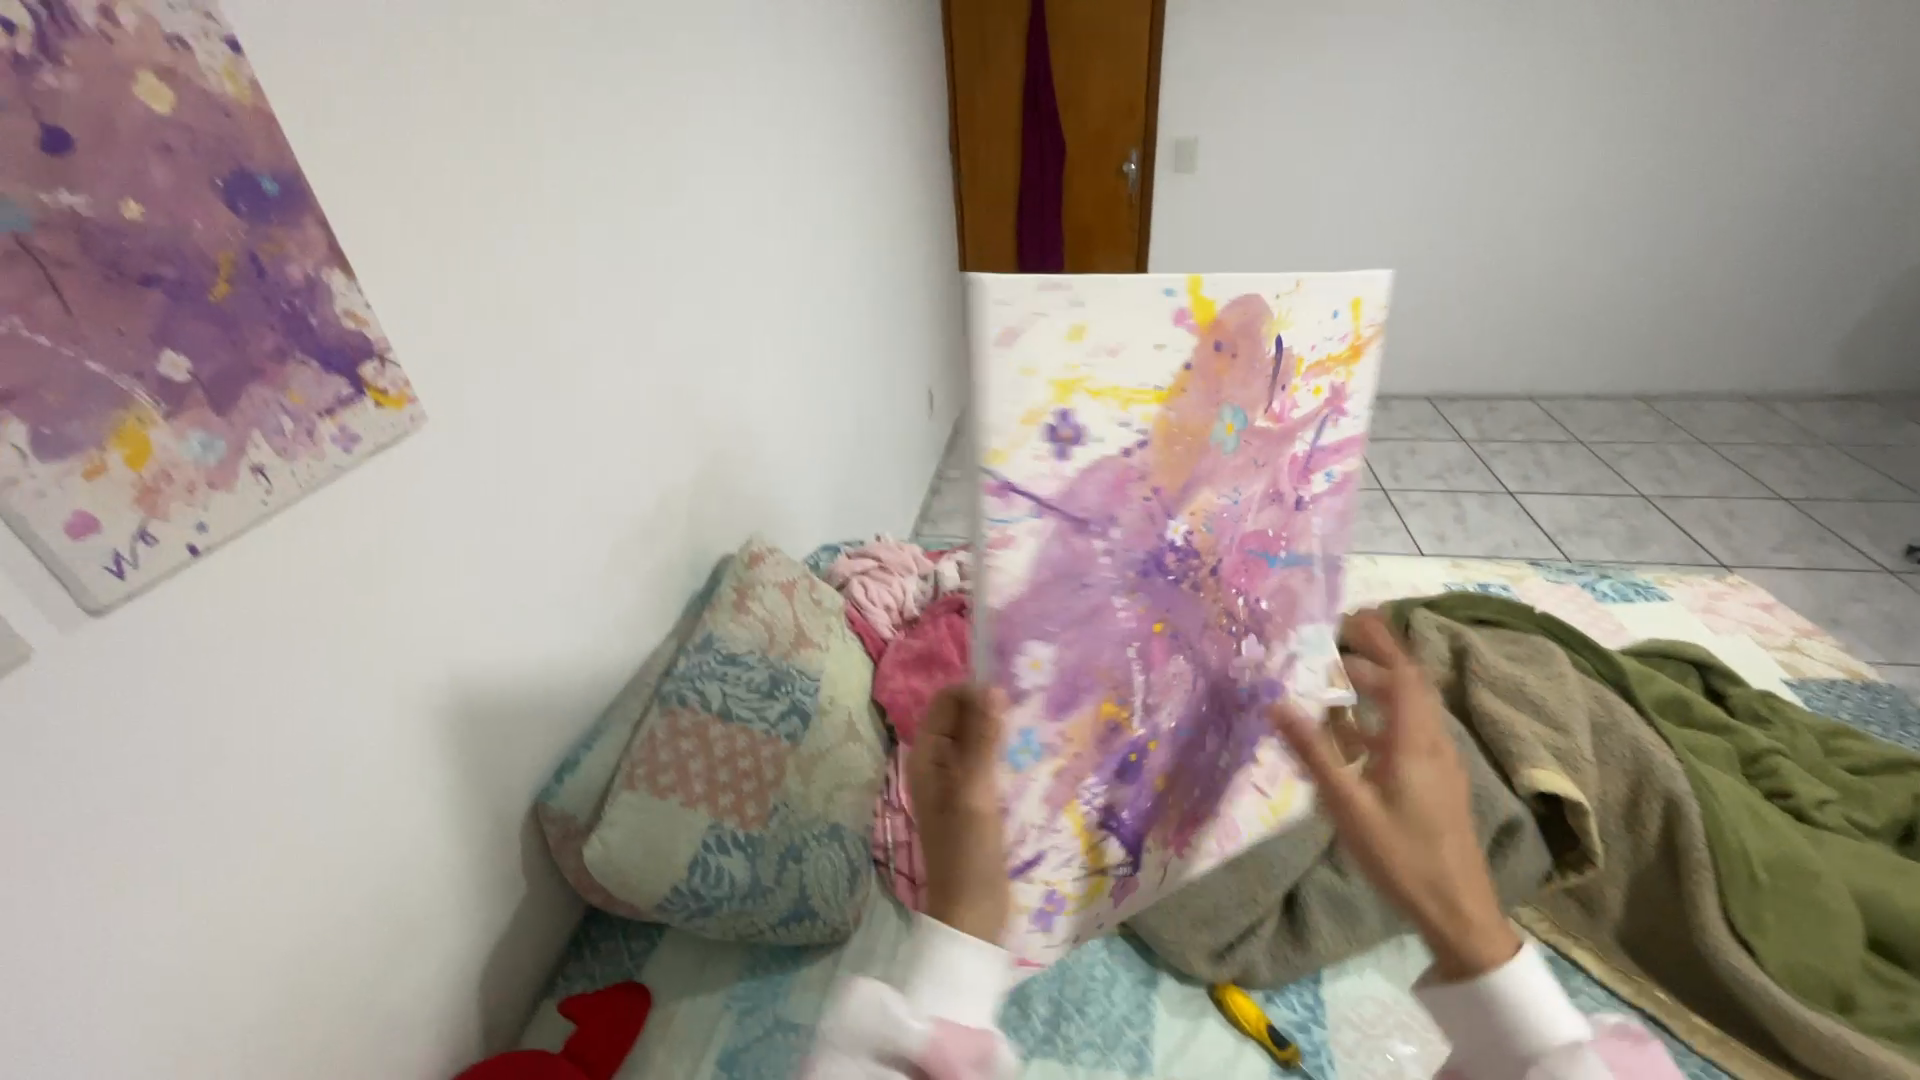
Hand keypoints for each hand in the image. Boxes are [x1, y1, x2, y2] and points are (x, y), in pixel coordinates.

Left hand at [910, 684, 1010, 943]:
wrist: (972, 913)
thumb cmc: (968, 852)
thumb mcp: (976, 791)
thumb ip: (983, 739)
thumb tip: (993, 688)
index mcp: (926, 756)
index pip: (946, 701)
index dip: (975, 692)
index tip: (1013, 693)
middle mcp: (937, 763)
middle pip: (963, 717)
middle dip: (991, 707)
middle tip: (1030, 706)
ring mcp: (957, 782)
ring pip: (979, 739)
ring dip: (1002, 730)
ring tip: (1036, 727)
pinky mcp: (977, 799)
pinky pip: (990, 762)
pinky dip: (1007, 753)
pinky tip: (1033, 755)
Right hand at [1273, 610, 1520, 982]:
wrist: (1457, 910)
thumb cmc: (1400, 855)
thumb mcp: (1347, 803)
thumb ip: (1313, 750)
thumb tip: (1277, 704)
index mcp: (1415, 742)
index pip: (1403, 676)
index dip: (1382, 643)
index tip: (1357, 615)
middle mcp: (1433, 744)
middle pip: (1409, 688)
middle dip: (1374, 662)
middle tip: (1332, 651)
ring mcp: (1439, 765)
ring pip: (1411, 711)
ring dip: (1379, 689)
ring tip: (1339, 682)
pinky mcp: (1437, 782)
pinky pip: (1409, 733)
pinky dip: (1382, 718)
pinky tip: (1355, 733)